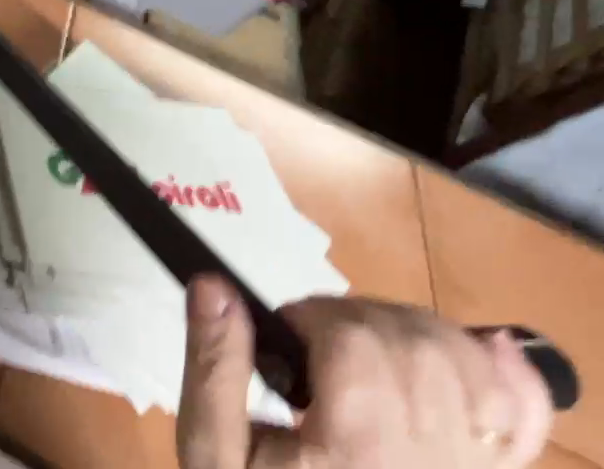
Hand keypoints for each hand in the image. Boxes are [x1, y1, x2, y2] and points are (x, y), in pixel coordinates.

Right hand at [178, 277, 553, 468]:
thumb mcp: (214, 445)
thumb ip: (213, 364)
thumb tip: (213, 285)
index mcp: (359, 450)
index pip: (357, 344)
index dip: (313, 314)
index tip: (282, 329)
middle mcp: (434, 461)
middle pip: (418, 347)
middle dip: (356, 317)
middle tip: (312, 336)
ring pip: (472, 365)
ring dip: (411, 331)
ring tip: (362, 345)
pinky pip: (523, 408)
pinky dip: (500, 367)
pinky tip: (461, 350)